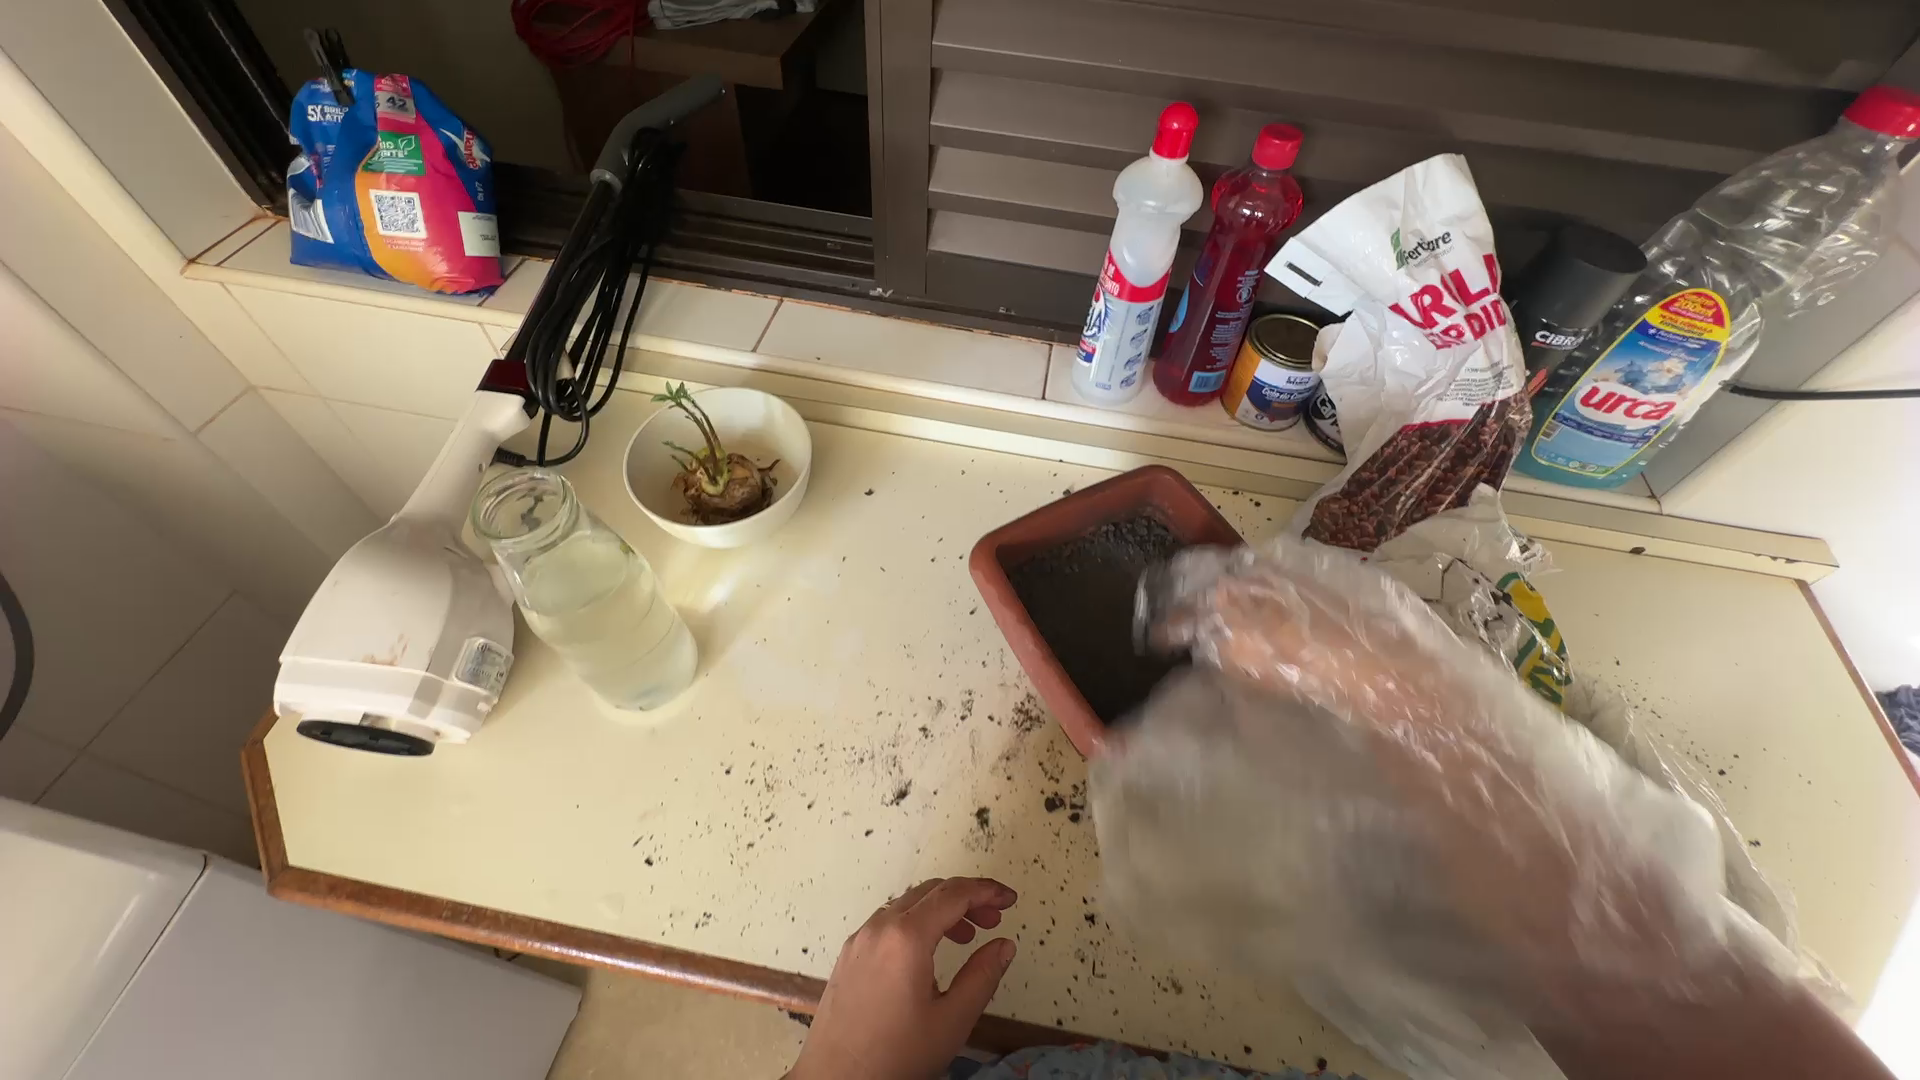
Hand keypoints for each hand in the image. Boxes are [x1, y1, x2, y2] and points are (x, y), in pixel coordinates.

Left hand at [786, 877, 1018, 1079]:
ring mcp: (860, 937)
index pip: (954, 894)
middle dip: (967, 898)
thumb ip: (982, 977)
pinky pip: (889, 920)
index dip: (987, 891)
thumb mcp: (951, 1021)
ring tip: (966, 936)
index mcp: (906, 937)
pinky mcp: (849, 952)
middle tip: (993, 920)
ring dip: (941, 909)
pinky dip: (917, 921)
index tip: (1010, 899)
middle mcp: (880, 926)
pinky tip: (929, 950)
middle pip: (931, 891)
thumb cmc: (895, 1056)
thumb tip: (1004, 945)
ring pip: (909, 902)